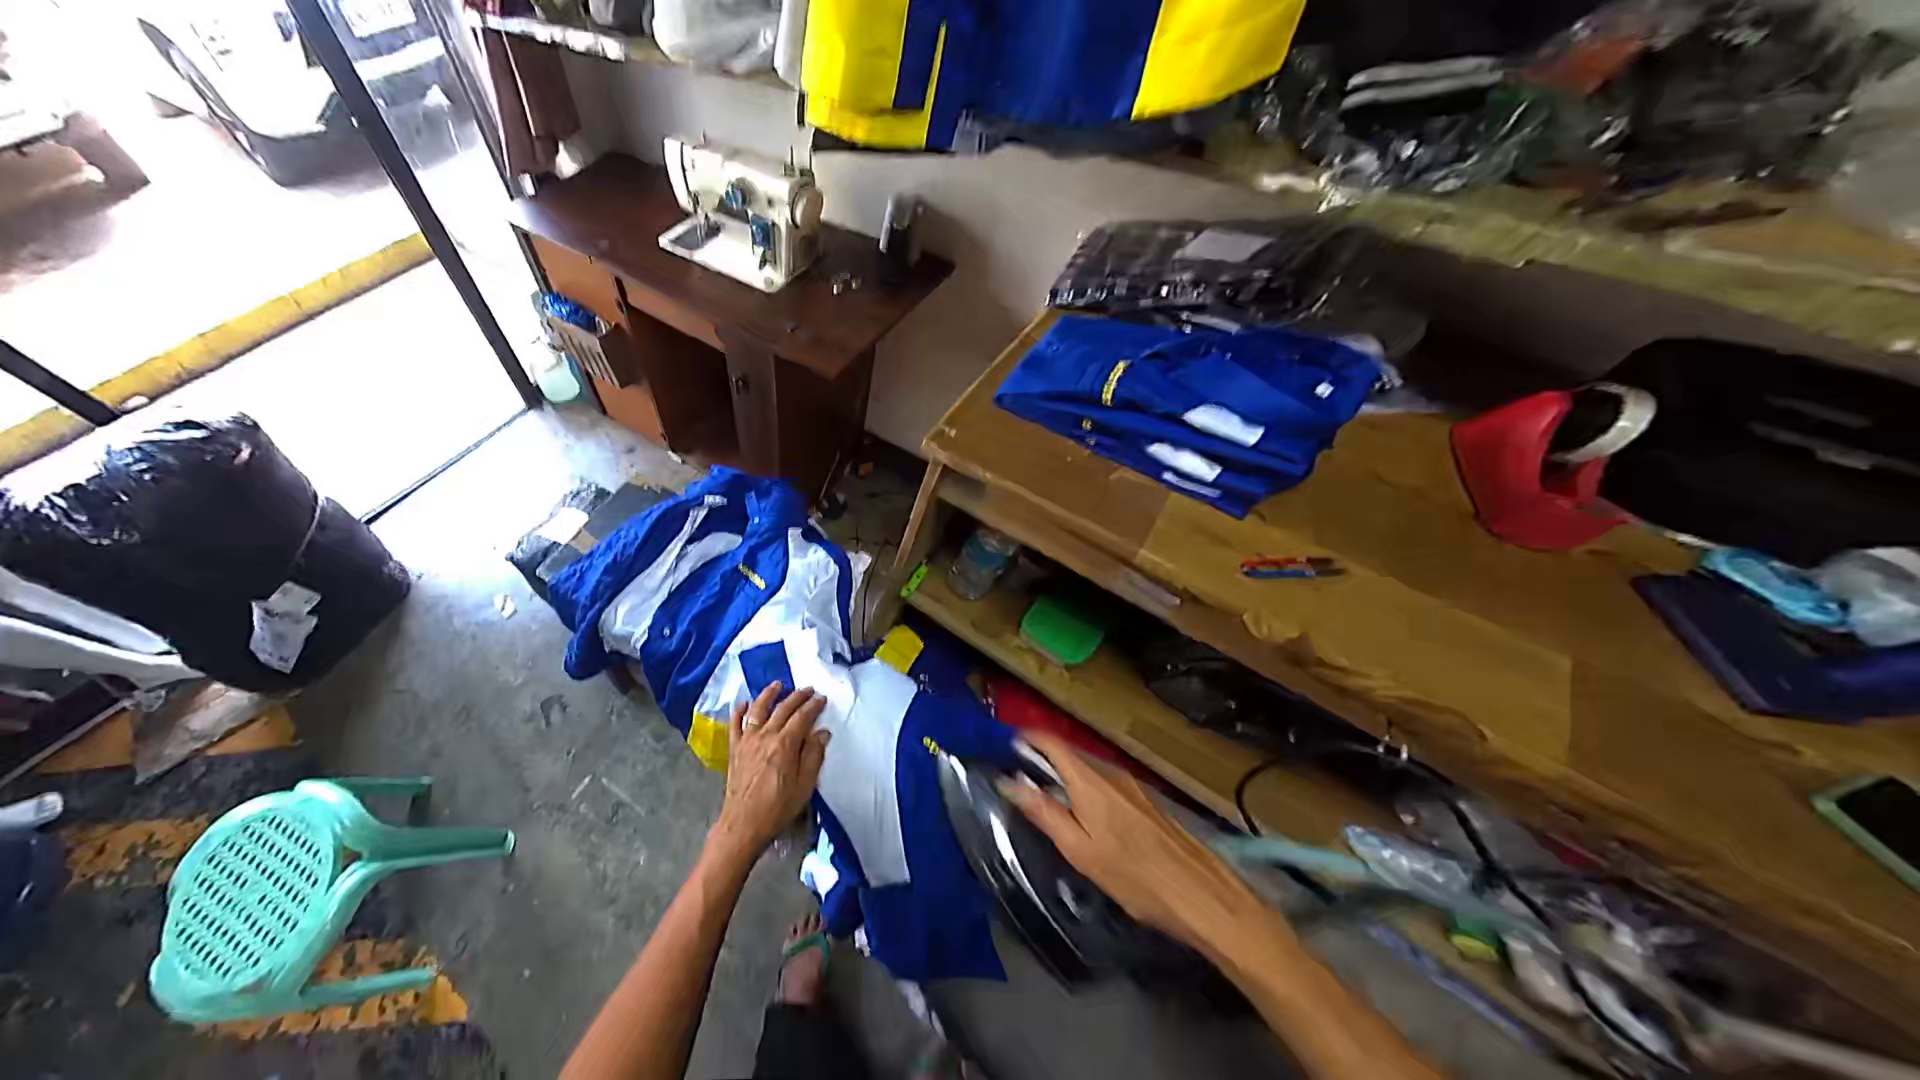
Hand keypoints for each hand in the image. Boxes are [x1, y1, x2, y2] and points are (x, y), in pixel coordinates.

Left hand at [709, 683, 829, 864]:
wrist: (744, 824)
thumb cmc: (778, 807)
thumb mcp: (805, 784)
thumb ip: (814, 755)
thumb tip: (822, 732)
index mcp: (785, 744)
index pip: (803, 717)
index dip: (814, 706)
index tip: (822, 699)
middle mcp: (765, 736)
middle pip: (783, 709)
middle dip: (797, 696)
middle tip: (808, 689)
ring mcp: (747, 741)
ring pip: (758, 710)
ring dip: (769, 695)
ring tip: (777, 685)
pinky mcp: (734, 750)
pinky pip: (735, 725)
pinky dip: (739, 711)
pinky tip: (744, 703)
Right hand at [998, 731, 1283, 958]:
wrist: (1202, 896)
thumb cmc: (1134, 877)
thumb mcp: (1080, 850)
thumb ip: (1045, 813)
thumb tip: (1011, 781)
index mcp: (1091, 782)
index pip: (1054, 744)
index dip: (1029, 737)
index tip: (1006, 742)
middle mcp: (1112, 775)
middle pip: (1071, 754)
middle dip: (1043, 758)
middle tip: (1018, 772)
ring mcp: (1133, 787)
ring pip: (1089, 769)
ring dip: (1064, 774)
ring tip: (1044, 793)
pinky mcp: (1146, 803)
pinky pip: (1106, 783)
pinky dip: (1085, 787)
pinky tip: (1082, 813)